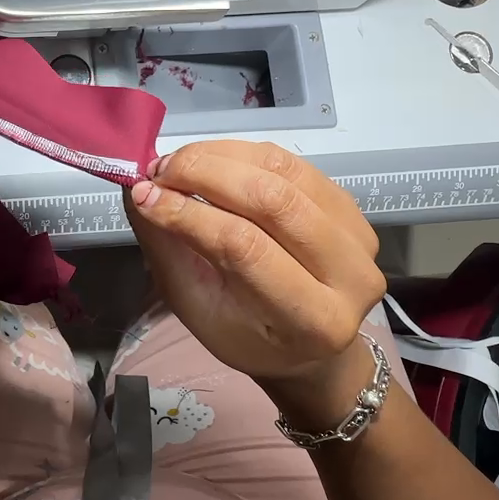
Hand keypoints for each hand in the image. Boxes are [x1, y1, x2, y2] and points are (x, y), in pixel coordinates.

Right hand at [125, 142, 384, 389]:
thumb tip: (137, 188)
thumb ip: (166, 247)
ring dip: (220, 156)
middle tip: (158, 170)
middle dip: (204, 173)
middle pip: (272, 201)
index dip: (189, 212)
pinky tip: (211, 161)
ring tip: (177, 163)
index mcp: (312, 321)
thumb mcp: (195, 306)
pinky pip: (293, 163)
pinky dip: (242, 153)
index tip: (143, 192)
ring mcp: (360, 236)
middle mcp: (350, 277)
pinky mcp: (353, 206)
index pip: (245, 248)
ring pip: (283, 172)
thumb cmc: (245, 334)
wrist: (308, 345)